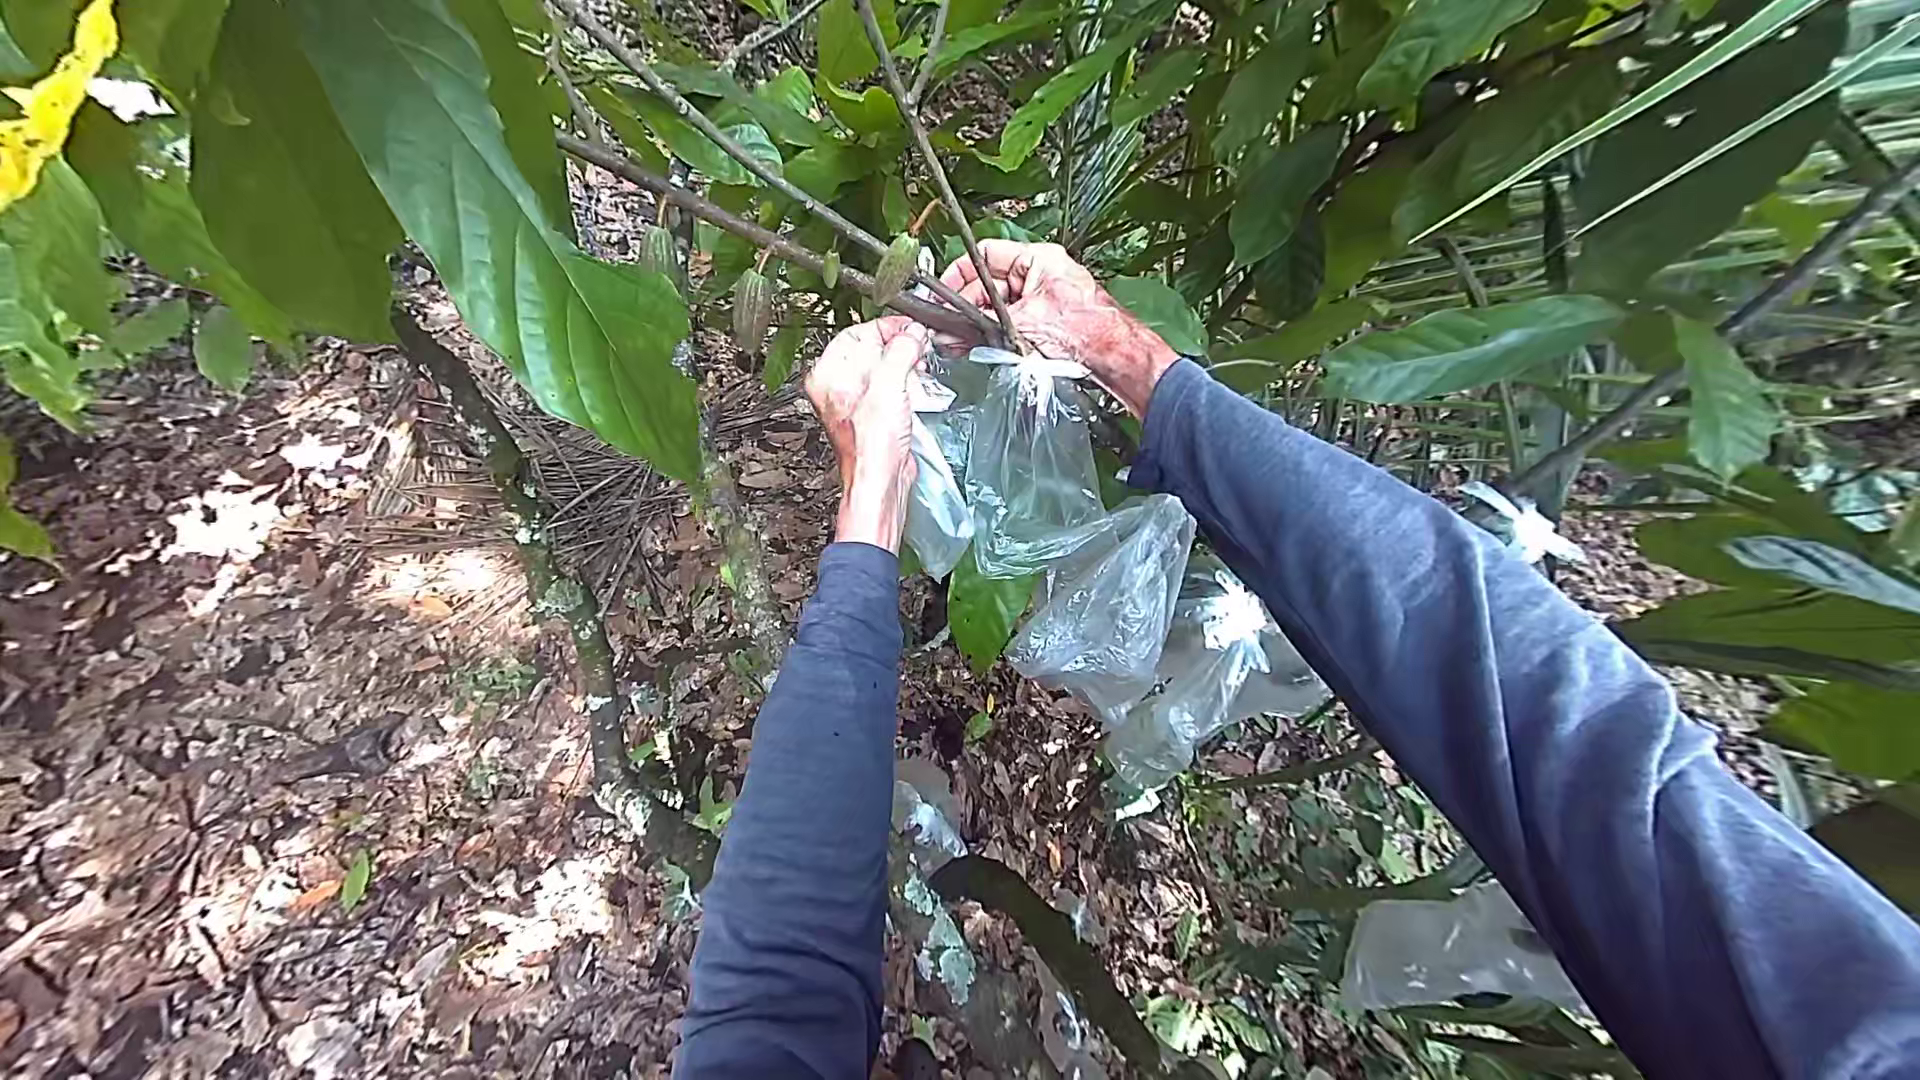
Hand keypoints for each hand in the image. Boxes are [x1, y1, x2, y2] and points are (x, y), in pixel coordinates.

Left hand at [805, 316, 929, 553]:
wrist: (882, 482)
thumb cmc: (871, 447)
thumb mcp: (888, 385)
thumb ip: (900, 351)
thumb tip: (913, 334)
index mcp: (828, 375)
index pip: (856, 333)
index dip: (886, 327)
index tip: (910, 326)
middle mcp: (839, 387)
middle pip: (871, 349)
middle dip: (899, 344)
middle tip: (919, 343)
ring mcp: (858, 402)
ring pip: (884, 367)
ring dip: (906, 362)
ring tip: (921, 362)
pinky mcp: (876, 415)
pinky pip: (892, 386)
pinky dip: (907, 380)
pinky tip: (919, 381)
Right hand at [938, 240, 1180, 417]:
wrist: (1112, 357)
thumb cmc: (1086, 330)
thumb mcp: (1026, 322)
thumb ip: (986, 322)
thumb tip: (954, 328)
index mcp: (1037, 259)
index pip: (986, 254)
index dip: (960, 272)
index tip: (943, 292)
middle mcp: (1038, 276)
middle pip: (988, 285)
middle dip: (965, 306)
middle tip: (946, 326)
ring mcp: (1040, 301)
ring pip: (996, 308)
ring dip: (975, 325)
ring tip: (955, 340)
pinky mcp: (1042, 324)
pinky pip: (1009, 326)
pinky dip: (992, 336)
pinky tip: (976, 347)